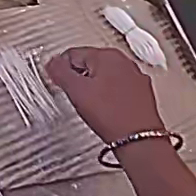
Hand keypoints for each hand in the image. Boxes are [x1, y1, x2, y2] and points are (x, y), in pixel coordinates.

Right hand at [46, 47, 163, 142]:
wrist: (139, 140)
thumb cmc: (112, 115)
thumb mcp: (76, 90)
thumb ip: (59, 71)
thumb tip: (53, 62)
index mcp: (107, 55)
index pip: (72, 54)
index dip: (61, 70)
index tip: (59, 82)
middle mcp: (124, 62)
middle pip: (89, 63)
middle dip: (79, 78)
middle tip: (76, 96)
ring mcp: (135, 77)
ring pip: (104, 76)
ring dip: (94, 88)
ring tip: (92, 105)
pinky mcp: (142, 93)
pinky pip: (118, 88)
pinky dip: (109, 96)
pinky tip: (106, 109)